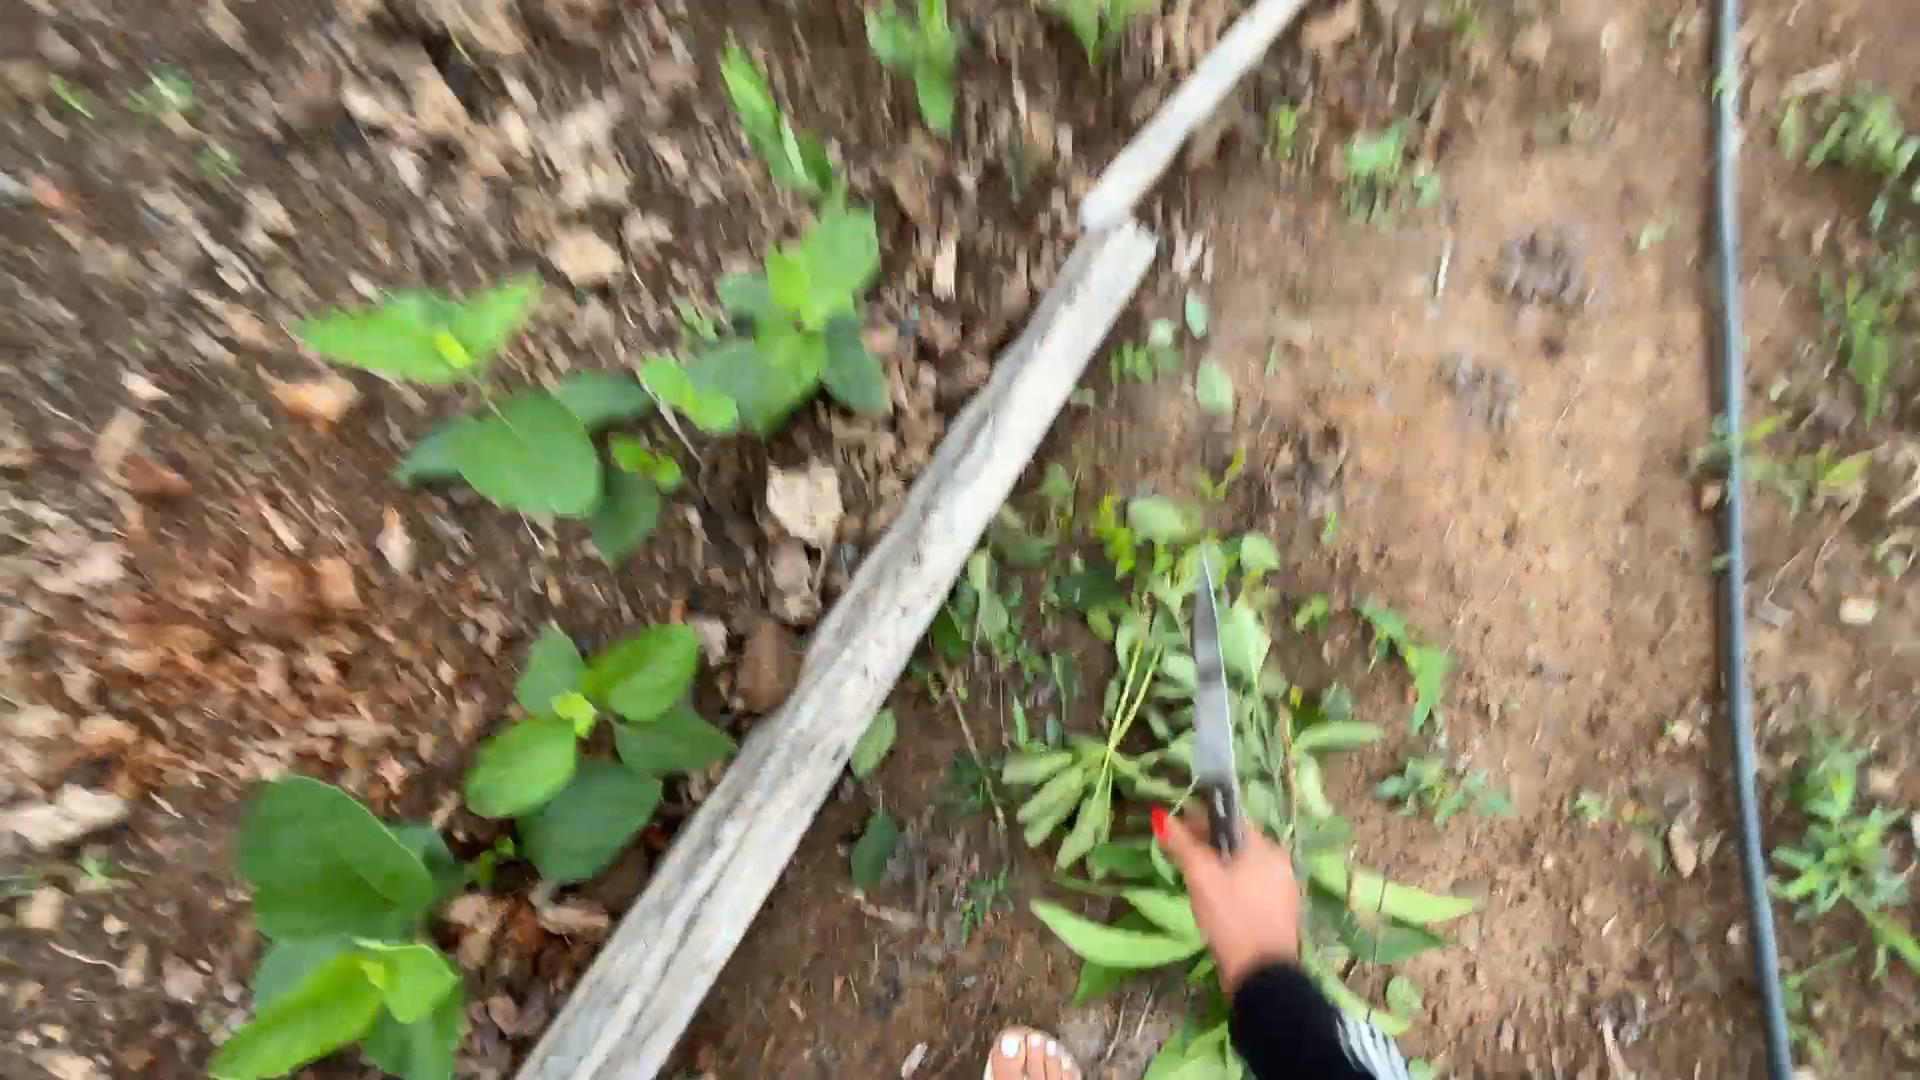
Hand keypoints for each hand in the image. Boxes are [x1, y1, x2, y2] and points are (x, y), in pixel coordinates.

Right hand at [1153, 805, 1299, 994]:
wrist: (1262, 978)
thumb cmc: (1230, 917)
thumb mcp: (1200, 877)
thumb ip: (1181, 843)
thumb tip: (1160, 816)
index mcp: (1264, 847)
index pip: (1229, 817)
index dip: (1200, 817)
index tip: (1177, 825)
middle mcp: (1278, 862)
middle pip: (1235, 840)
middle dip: (1206, 841)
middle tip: (1179, 851)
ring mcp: (1281, 887)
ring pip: (1242, 863)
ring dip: (1217, 862)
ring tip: (1193, 874)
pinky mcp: (1278, 910)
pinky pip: (1250, 883)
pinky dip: (1231, 882)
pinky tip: (1214, 896)